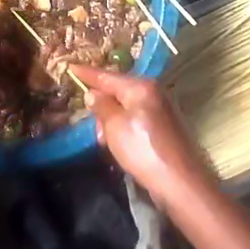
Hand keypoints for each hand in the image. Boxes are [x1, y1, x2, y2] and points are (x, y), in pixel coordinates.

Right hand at [70, 64, 214, 203]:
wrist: (179, 181)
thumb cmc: (143, 149)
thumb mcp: (114, 126)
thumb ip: (102, 106)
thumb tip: (93, 93)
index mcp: (141, 87)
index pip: (108, 76)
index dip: (88, 73)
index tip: (71, 67)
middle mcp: (153, 92)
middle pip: (118, 90)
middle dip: (101, 104)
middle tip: (94, 126)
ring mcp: (160, 110)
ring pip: (125, 107)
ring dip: (111, 121)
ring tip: (106, 141)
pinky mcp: (162, 128)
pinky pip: (135, 120)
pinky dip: (123, 129)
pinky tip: (119, 145)